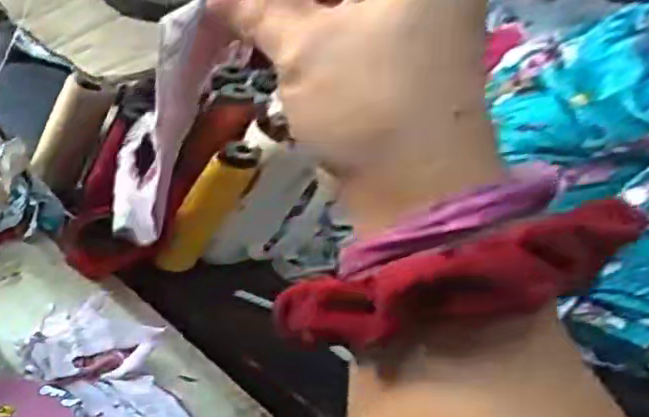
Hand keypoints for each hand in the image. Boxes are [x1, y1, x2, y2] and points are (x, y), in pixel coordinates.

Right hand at [209, 0, 507, 232]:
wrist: (412, 169)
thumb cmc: (364, 96)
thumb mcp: (303, 49)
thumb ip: (258, 13)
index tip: (228, 8)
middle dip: (277, 5)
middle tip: (230, 17)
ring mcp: (420, 9)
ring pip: (338, 7)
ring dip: (289, 16)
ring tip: (243, 33)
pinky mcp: (405, 43)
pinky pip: (349, 24)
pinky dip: (309, 33)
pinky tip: (274, 48)